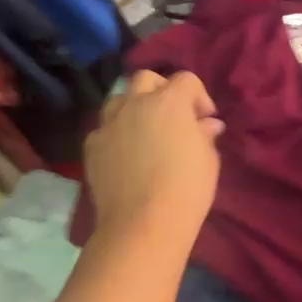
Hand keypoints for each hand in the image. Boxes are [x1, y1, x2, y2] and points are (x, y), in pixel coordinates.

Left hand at [83, 70, 222, 246]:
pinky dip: (117, 135)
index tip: (205, 121)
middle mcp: (135, 104)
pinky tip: (126, 157)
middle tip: (173, 117)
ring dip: (134, 108)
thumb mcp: (209, 160)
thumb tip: (207, 124)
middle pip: (146, 78)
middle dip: (161, 90)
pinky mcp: (92, 146)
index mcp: (169, 102)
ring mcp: (109, 124)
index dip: (199, 97)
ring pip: (119, 100)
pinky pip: (105, 129)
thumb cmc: (188, 189)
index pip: (186, 80)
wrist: (143, 223)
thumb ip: (205, 134)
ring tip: (145, 133)